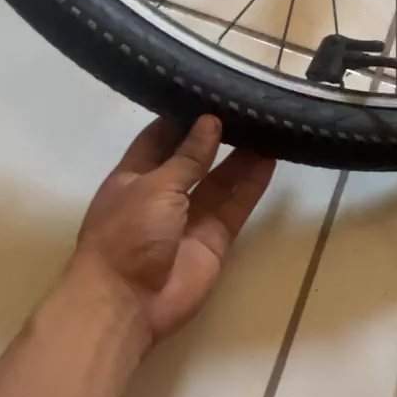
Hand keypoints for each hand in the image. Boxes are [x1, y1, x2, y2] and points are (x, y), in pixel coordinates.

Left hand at [66, 115, 275, 348]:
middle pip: (194, 158)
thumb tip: (210, 122)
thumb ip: (188, 156)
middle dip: (217, 136)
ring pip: (221, 180)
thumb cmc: (125, 237)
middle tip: (247, 107)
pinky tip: (271, 160)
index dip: (182, 117)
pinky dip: (252, 185)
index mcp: (133, 178)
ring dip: (241, 157)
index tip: (209, 93)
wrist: (126, 304)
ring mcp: (190, 217)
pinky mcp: (215, 238)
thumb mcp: (154, 187)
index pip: (159, 139)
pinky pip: (236, 205)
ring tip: (267, 128)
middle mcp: (162, 195)